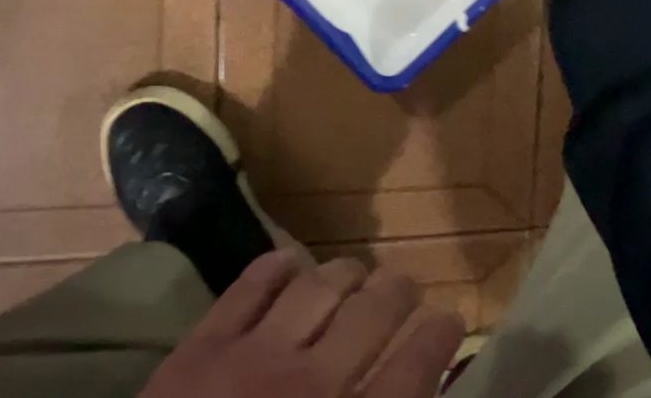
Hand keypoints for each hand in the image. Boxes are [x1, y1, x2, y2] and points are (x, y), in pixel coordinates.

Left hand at [138, 250, 464, 397]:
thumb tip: (408, 393)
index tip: (449, 320)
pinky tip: (292, 266)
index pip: (416, 365)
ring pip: (320, 286)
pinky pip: (250, 285)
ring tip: (355, 276)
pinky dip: (277, 267)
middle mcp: (312, 384)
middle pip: (375, 311)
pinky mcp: (202, 346)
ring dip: (347, 274)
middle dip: (400, 292)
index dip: (440, 335)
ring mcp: (254, 357)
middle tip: (404, 289)